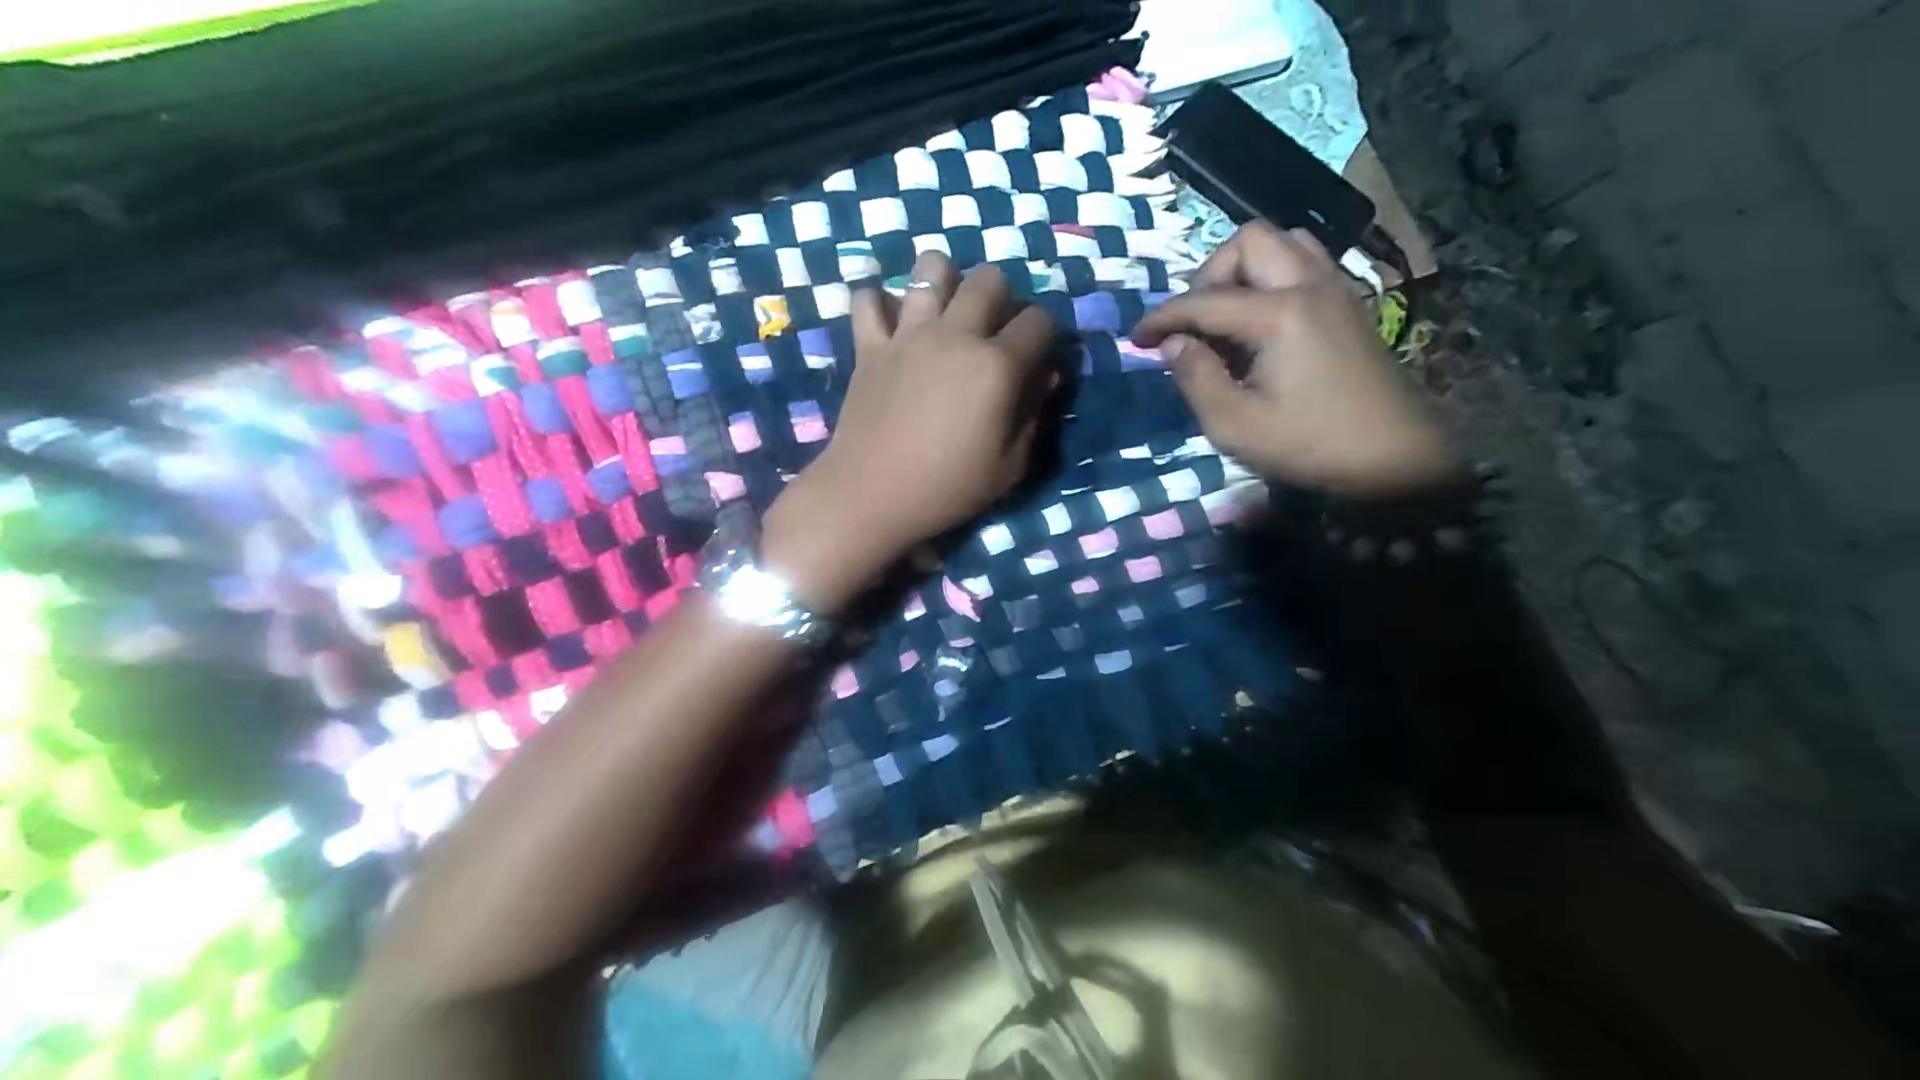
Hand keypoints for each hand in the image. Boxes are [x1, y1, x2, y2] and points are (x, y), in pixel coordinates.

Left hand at [763, 252, 1057, 610]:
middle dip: (1003, 296)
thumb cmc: (946, 488)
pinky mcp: (870, 345)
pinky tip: (891, 321)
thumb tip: (1046, 376)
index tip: (1040, 354)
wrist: (870, 495)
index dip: (1048, 334)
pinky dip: (879, 302)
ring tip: (945, 310)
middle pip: (989, 279)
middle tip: (994, 329)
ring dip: (945, 280)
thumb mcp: (1009, 466)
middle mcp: (955, 335)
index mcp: (997, 366)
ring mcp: (908, 334)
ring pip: (931, 269)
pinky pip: (868, 299)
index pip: (1039, 322)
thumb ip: (1033, 415)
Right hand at [1130, 222, 1461, 497]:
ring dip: (1245, 268)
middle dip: (1208, 274)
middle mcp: (1310, 285)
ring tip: (1227, 314)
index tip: (1137, 338)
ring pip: (1283, 243)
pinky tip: (1262, 321)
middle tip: (1194, 321)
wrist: (1394, 458)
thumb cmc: (1309, 445)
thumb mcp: (1234, 425)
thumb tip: (1173, 344)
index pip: (1204, 300)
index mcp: (1279, 315)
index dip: (1162, 317)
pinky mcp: (1349, 304)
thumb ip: (1195, 378)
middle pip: (1249, 241)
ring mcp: (1337, 289)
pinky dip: (1273, 276)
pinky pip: (1306, 263)